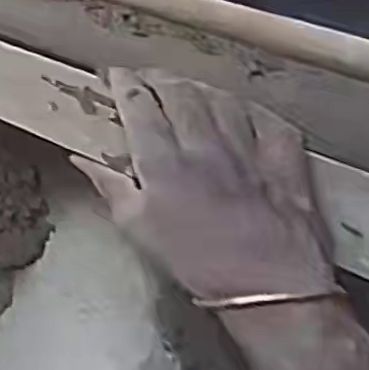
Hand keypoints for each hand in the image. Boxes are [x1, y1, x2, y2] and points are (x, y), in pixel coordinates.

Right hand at [73, 68, 335, 302]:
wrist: (269, 293)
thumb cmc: (192, 259)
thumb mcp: (135, 225)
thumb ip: (108, 184)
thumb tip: (81, 159)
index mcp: (163, 164)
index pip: (139, 105)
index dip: (124, 83)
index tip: (114, 76)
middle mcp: (205, 151)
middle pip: (180, 93)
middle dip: (157, 77)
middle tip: (144, 77)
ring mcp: (250, 157)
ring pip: (223, 101)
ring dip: (198, 87)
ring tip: (185, 87)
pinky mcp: (287, 168)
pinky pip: (273, 123)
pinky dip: (251, 109)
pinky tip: (238, 108)